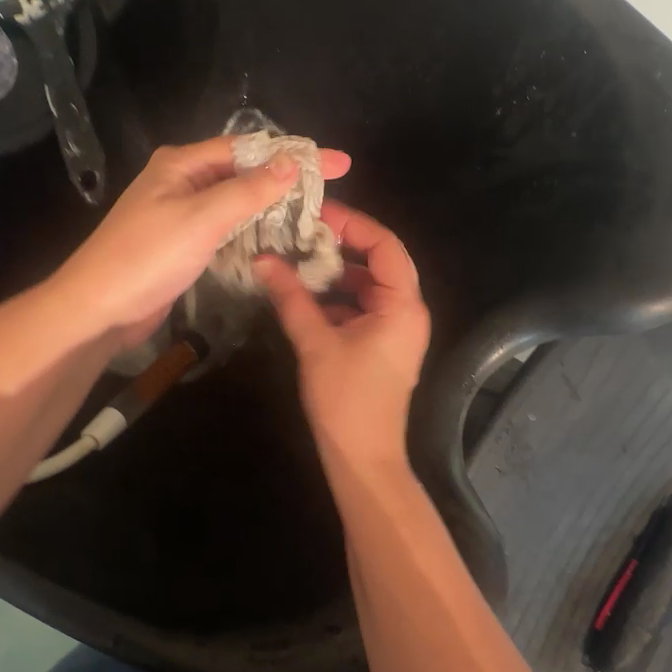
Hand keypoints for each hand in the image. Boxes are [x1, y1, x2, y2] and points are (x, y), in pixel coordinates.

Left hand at [51, 136, 352, 342]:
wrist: (99, 308)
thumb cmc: (147, 257)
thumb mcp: (202, 219)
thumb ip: (248, 191)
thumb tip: (291, 163)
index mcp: (182, 164)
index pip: (249, 149)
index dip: (294, 154)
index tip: (338, 164)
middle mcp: (182, 181)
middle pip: (244, 172)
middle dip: (286, 180)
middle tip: (331, 191)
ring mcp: (180, 213)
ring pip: (236, 202)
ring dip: (271, 207)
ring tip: (314, 214)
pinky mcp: (182, 243)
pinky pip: (226, 228)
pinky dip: (252, 231)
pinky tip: (277, 240)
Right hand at [258, 201, 430, 465]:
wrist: (363, 458)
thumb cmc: (346, 400)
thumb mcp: (315, 343)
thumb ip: (291, 297)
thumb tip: (264, 260)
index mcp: (404, 306)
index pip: (385, 245)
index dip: (353, 224)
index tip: (316, 214)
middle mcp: (408, 312)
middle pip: (380, 262)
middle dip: (342, 246)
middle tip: (303, 234)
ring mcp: (397, 331)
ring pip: (369, 286)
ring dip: (337, 274)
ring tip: (298, 261)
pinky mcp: (384, 347)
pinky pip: (364, 309)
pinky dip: (338, 299)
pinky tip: (305, 297)